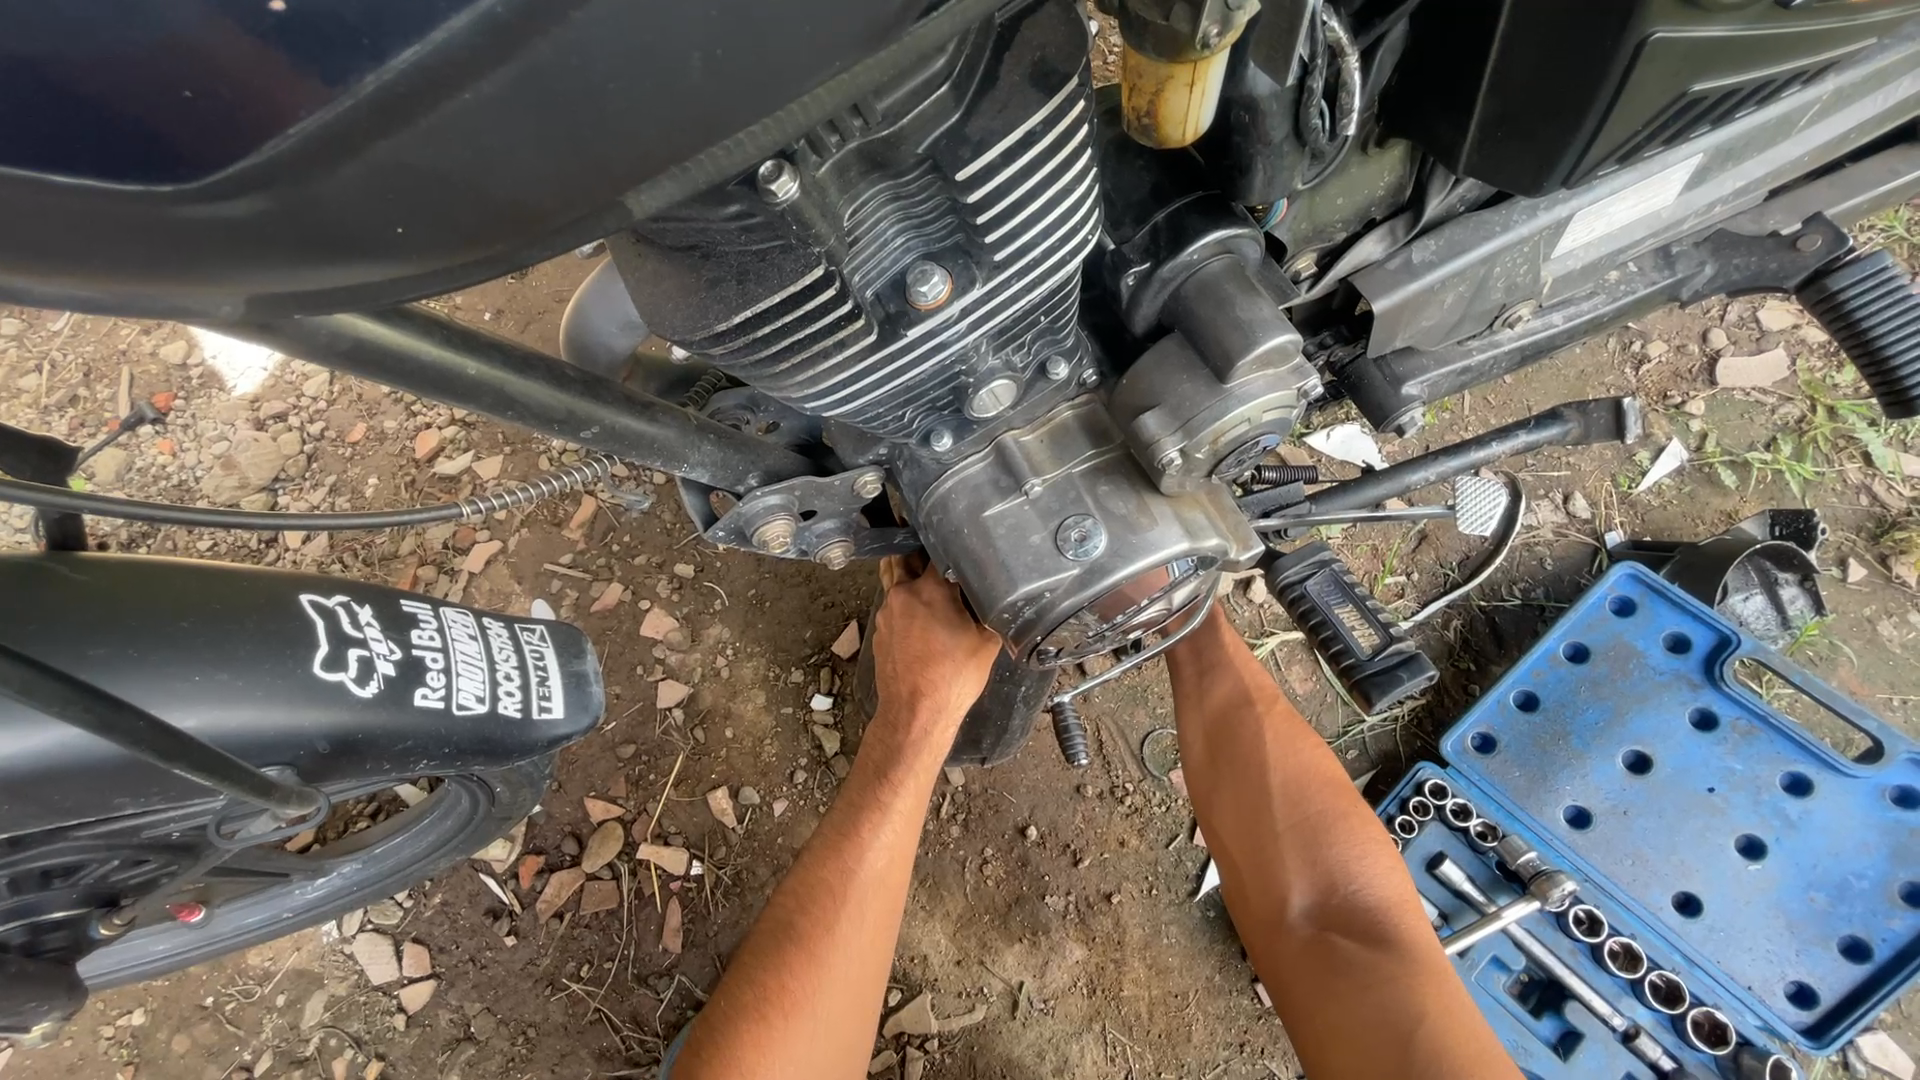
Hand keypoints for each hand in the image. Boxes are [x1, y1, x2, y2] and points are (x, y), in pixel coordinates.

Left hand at [870, 555, 1002, 737]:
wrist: (915, 712)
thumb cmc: (952, 677)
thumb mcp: (986, 642)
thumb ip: (990, 614)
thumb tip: (996, 601)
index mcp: (929, 589)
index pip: (938, 553)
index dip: (950, 548)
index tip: (960, 548)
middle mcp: (902, 594)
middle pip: (905, 559)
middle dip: (918, 553)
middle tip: (934, 552)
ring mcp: (885, 613)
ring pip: (894, 582)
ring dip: (906, 575)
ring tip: (923, 576)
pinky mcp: (878, 632)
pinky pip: (891, 607)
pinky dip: (902, 603)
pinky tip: (918, 614)